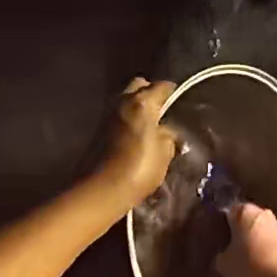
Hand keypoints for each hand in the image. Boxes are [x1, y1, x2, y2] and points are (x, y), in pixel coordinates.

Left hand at [96, 77, 177, 203]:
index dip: (173, 92)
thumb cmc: (139, 168)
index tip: (180, 101)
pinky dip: (125, 120)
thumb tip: (166, 130)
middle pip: (139, 86)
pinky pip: (116, 116)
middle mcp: (123, 101)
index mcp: (143, 102)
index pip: (163, 86)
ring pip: (124, 100)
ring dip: (135, 107)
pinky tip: (133, 135)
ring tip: (147, 124)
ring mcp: (107, 114)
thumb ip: (168, 135)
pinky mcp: (96, 129)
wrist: (100, 190)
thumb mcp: (164, 153)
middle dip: (149, 92)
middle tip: (160, 110)